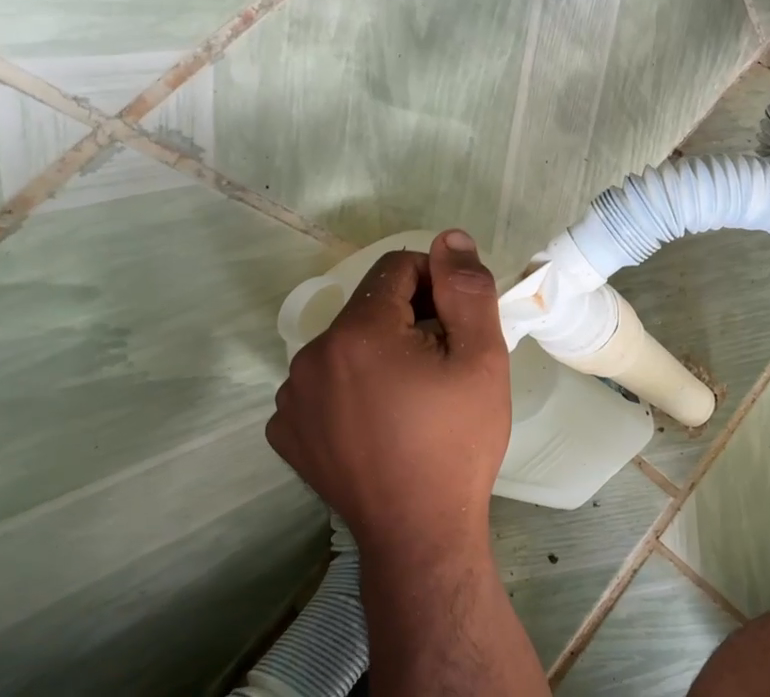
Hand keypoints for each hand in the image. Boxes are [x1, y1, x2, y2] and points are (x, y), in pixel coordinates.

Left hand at [267, 229, 511, 560]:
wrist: (420, 531)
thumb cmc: (459, 439)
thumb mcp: (482, 357)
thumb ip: (467, 289)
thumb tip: (449, 238)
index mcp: (357, 334)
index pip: (397, 268)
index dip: (439, 284)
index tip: (461, 326)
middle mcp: (309, 358)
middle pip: (371, 306)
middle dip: (413, 319)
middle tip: (447, 365)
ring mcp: (291, 400)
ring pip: (349, 344)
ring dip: (384, 352)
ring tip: (418, 398)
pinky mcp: (287, 432)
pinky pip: (326, 383)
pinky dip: (356, 386)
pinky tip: (384, 421)